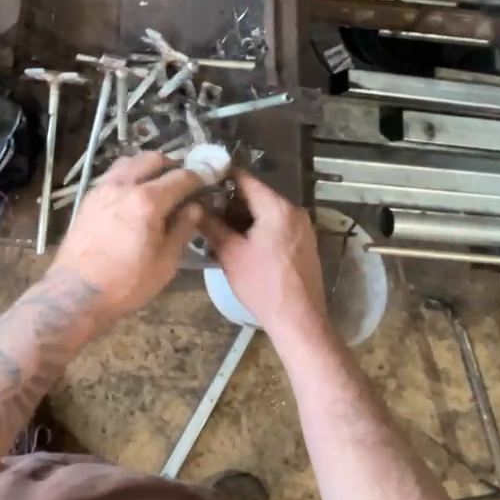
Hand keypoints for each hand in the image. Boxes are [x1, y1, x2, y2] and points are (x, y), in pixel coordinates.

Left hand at [50, 152, 207, 325]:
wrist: (77, 292)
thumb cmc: (126, 283)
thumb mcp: (165, 262)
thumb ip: (182, 229)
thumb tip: (195, 207)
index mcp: (147, 201)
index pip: (180, 177)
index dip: (198, 177)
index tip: (208, 180)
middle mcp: (123, 185)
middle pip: (152, 159)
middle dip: (172, 165)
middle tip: (183, 181)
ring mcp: (102, 188)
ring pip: (129, 162)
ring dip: (148, 166)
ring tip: (158, 183)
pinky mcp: (89, 197)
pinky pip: (113, 174)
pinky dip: (129, 175)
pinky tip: (134, 194)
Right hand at [201, 172, 327, 343]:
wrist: (299, 321)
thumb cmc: (262, 284)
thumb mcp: (230, 253)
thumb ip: (211, 224)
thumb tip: (194, 207)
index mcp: (277, 206)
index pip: (244, 179)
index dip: (220, 177)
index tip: (200, 181)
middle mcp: (294, 211)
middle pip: (255, 195)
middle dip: (229, 203)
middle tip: (203, 210)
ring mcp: (302, 228)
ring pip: (265, 212)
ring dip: (242, 218)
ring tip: (216, 228)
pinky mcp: (304, 244)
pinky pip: (276, 226)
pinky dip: (257, 229)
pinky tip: (239, 244)